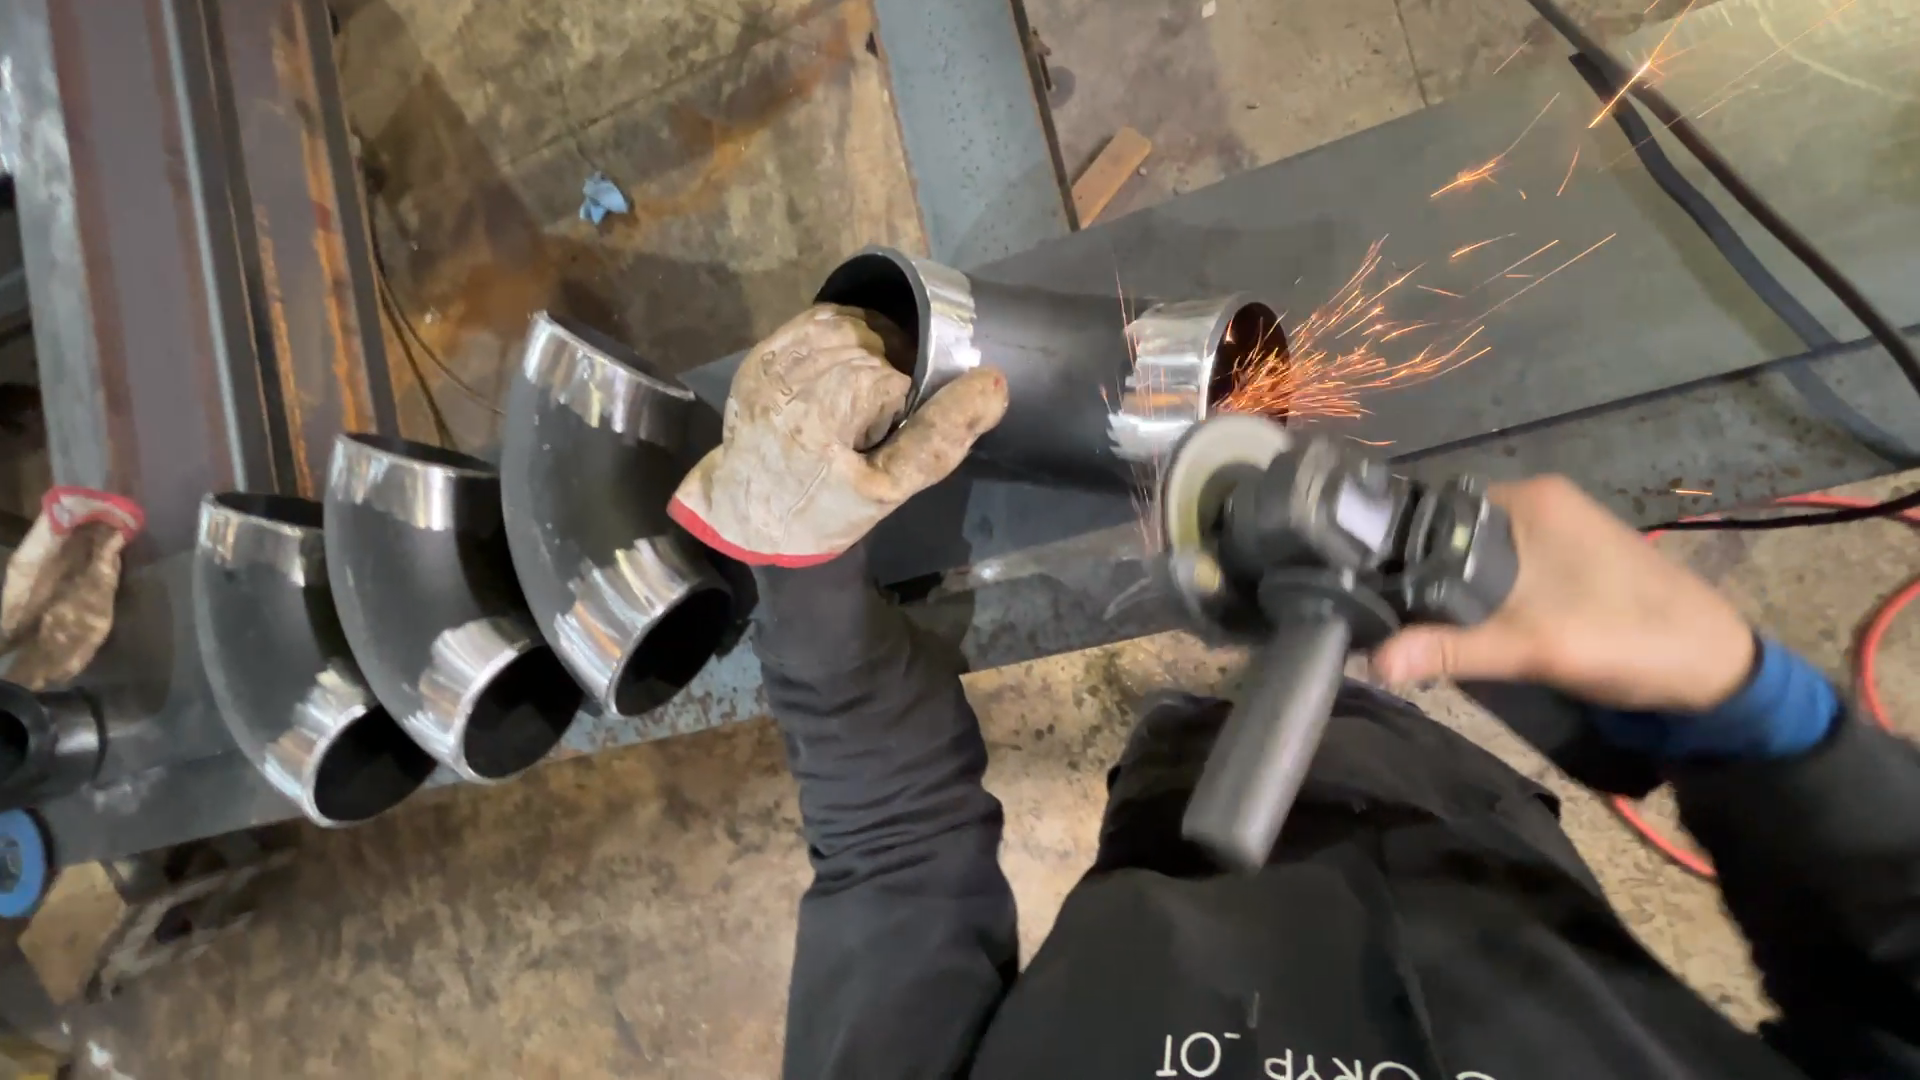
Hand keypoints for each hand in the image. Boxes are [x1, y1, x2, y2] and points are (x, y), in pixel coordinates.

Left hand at [669, 304, 1008, 566]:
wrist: (750, 513)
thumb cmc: (824, 510)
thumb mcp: (889, 489)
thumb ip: (939, 440)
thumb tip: (993, 384)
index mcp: (818, 420)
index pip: (889, 379)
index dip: (903, 399)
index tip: (890, 430)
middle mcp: (787, 383)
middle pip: (868, 347)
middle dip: (889, 372)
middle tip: (883, 412)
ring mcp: (768, 366)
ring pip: (845, 327)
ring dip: (873, 346)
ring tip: (871, 386)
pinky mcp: (758, 357)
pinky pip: (815, 321)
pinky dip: (845, 331)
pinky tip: (851, 361)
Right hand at [1372, 475, 1755, 711]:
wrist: (1718, 674)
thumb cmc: (1629, 639)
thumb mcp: (1532, 646)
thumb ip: (1450, 649)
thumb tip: (1373, 661)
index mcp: (1529, 498)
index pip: (1431, 511)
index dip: (1393, 548)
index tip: (1360, 584)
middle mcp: (1536, 500)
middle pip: (1447, 531)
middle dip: (1417, 570)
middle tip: (1380, 610)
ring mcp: (1552, 526)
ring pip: (1470, 550)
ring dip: (1445, 583)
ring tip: (1408, 617)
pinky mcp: (1562, 554)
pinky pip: (1495, 563)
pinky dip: (1473, 588)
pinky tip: (1457, 616)